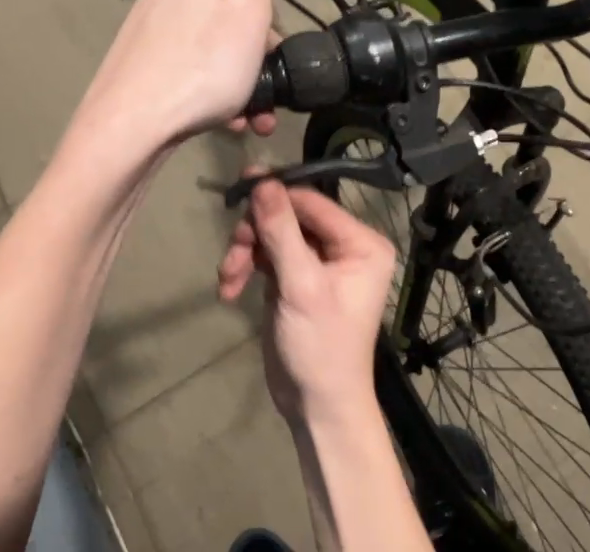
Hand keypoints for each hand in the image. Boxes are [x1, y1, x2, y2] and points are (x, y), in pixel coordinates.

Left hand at [73, 0, 276, 153]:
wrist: (131, 122)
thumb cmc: (203, 64)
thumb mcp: (251, 11)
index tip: (267, 35)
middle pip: (232, 3)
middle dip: (256, 46)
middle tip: (266, 81)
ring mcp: (155, 14)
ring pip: (215, 38)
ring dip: (240, 74)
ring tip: (251, 113)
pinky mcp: (145, 48)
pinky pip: (193, 56)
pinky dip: (212, 82)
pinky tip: (224, 116)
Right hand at [217, 179, 395, 423]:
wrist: (317, 407)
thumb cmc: (322, 347)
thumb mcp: (301, 287)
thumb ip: (281, 232)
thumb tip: (263, 181)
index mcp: (362, 242)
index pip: (313, 202)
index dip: (276, 194)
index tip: (240, 187)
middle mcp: (344, 245)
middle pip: (289, 215)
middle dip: (256, 233)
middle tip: (233, 253)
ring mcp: (318, 261)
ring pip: (272, 234)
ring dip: (245, 252)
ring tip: (228, 279)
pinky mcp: (295, 278)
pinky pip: (266, 255)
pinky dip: (245, 266)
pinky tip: (229, 289)